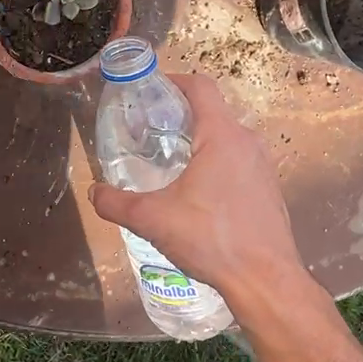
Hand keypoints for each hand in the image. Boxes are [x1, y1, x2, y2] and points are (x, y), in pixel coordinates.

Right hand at [89, 72, 308, 298]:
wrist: (266, 281)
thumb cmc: (211, 239)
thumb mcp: (152, 219)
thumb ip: (115, 203)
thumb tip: (93, 193)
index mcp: (222, 136)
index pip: (200, 87)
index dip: (173, 81)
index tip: (150, 90)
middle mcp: (248, 143)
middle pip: (212, 112)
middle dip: (179, 115)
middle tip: (149, 131)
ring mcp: (263, 167)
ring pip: (226, 139)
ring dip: (198, 142)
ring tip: (169, 162)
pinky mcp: (268, 190)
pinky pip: (238, 162)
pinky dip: (215, 164)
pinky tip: (196, 194)